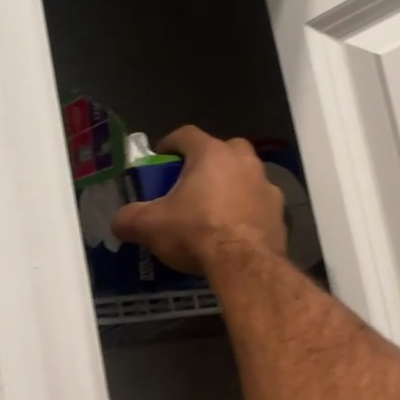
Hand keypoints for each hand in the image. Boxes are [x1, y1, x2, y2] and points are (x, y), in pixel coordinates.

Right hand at [111, 126, 286, 275]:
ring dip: (231, 185)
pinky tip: (235, 231)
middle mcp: (243, 161)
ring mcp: (266, 185)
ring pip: (246, 176)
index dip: (170, 143)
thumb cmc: (195, 232)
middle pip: (224, 149)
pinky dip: (247, 211)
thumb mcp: (150, 226)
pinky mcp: (279, 212)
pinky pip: (259, 204)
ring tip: (215, 209)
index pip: (187, 134)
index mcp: (211, 154)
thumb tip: (119, 222)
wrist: (243, 264)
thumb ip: (129, 219)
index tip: (160, 157)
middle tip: (192, 182)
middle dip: (208, 161)